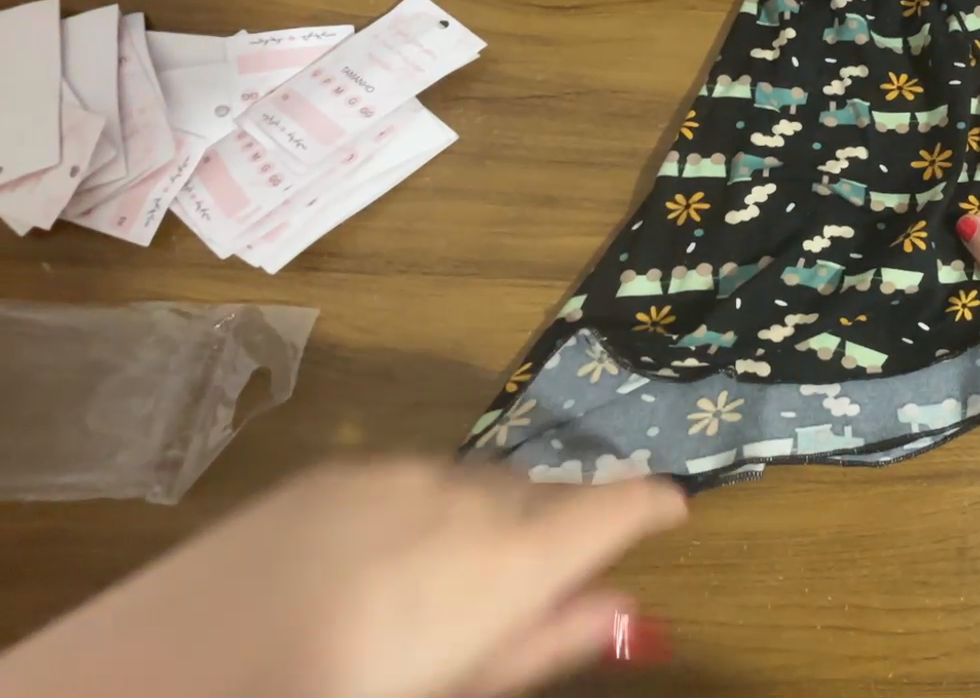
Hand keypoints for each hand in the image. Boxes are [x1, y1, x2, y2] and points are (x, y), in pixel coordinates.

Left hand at [0, 459, 687, 697]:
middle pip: (556, 496)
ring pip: (491, 484)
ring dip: (495, 520)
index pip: (626, 502)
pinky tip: (378, 561)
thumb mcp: (455, 688)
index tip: (671, 513)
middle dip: (563, 529)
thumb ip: (551, 640)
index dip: (657, 504)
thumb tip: (636, 613)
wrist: (144, 684)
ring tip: (441, 582)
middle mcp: (479, 494)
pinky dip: (433, 510)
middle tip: (529, 586)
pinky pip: (424, 479)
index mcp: (516, 557)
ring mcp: (409, 473)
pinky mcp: (347, 468)